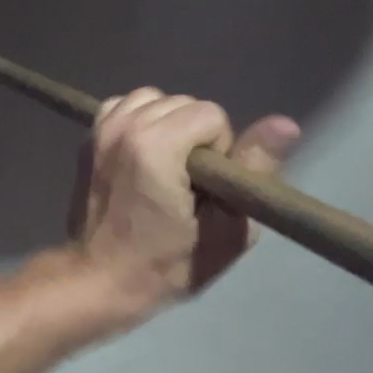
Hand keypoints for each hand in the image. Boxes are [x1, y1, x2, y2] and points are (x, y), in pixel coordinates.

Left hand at [70, 88, 298, 316]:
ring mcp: (100, 127)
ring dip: (168, 123)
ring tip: (170, 165)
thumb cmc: (168, 262)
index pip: (210, 114)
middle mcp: (123, 126)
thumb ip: (254, 169)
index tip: (210, 185)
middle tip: (191, 180)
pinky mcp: (87, 134)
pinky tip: (145, 153)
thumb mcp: (228, 228)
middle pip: (182, 103)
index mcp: (153, 146)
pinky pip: (124, 105)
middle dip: (196, 135)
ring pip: (152, 99)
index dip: (222, 148)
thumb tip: (284, 123)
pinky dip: (140, 120)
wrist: (100, 273)